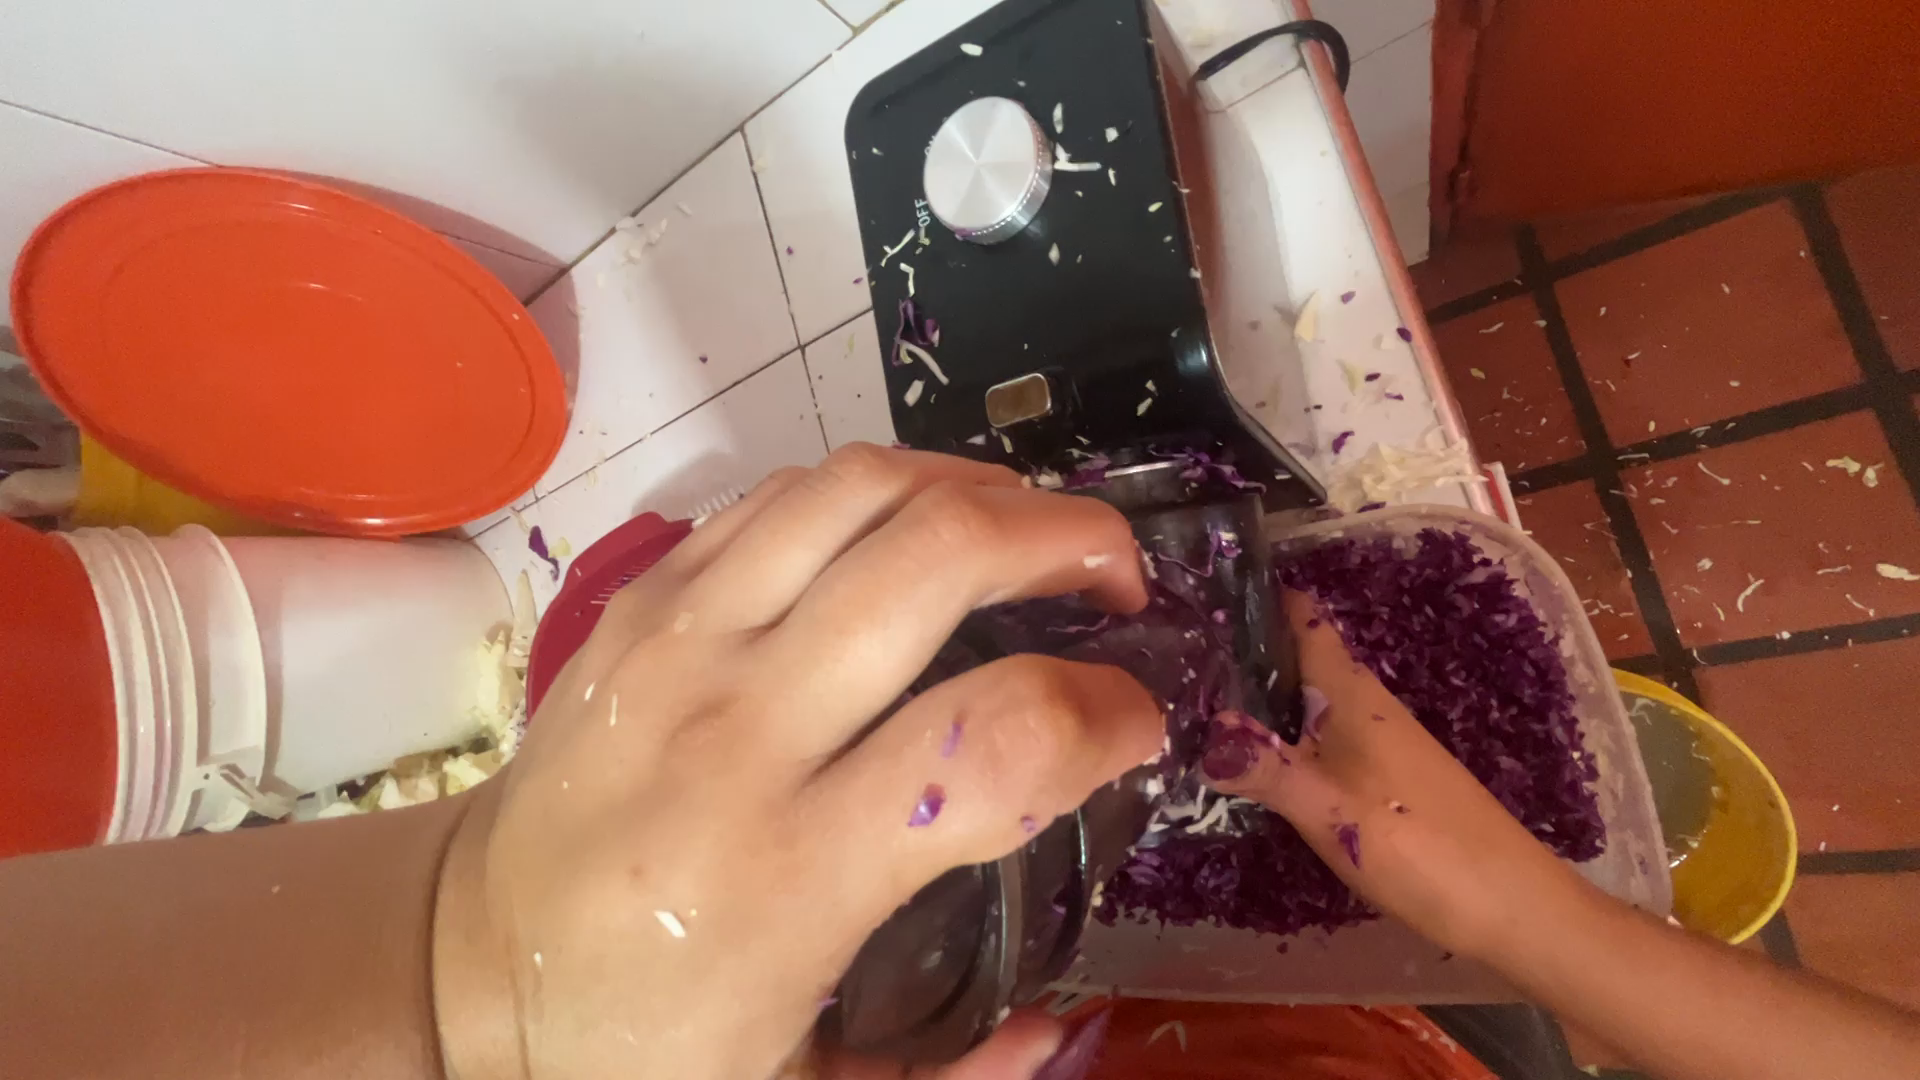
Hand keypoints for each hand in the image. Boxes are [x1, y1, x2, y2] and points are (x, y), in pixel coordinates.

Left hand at [431, 446, 1160, 1079]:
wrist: (459, 962)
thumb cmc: (632, 1041)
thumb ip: (952, 1076)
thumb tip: (1063, 1016)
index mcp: (794, 869)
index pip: (998, 738)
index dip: (1103, 711)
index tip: (1136, 718)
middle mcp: (740, 722)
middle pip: (939, 558)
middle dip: (1066, 538)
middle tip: (1115, 574)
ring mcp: (683, 631)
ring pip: (865, 488)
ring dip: (980, 487)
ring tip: (1030, 525)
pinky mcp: (649, 590)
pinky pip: (791, 492)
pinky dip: (887, 485)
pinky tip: (922, 522)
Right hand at [1200, 589, 1586, 958]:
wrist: (1516, 910)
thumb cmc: (1422, 845)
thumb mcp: (1329, 809)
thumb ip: (1262, 769)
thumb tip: (1194, 738)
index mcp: (1351, 692)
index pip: (1303, 619)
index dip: (1260, 595)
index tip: (1204, 586)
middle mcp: (1362, 703)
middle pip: (1294, 655)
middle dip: (1242, 644)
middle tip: (1176, 643)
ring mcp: (1373, 738)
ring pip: (1303, 693)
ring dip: (1256, 687)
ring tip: (1194, 688)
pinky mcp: (1378, 772)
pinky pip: (1313, 729)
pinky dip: (1277, 726)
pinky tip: (1248, 748)